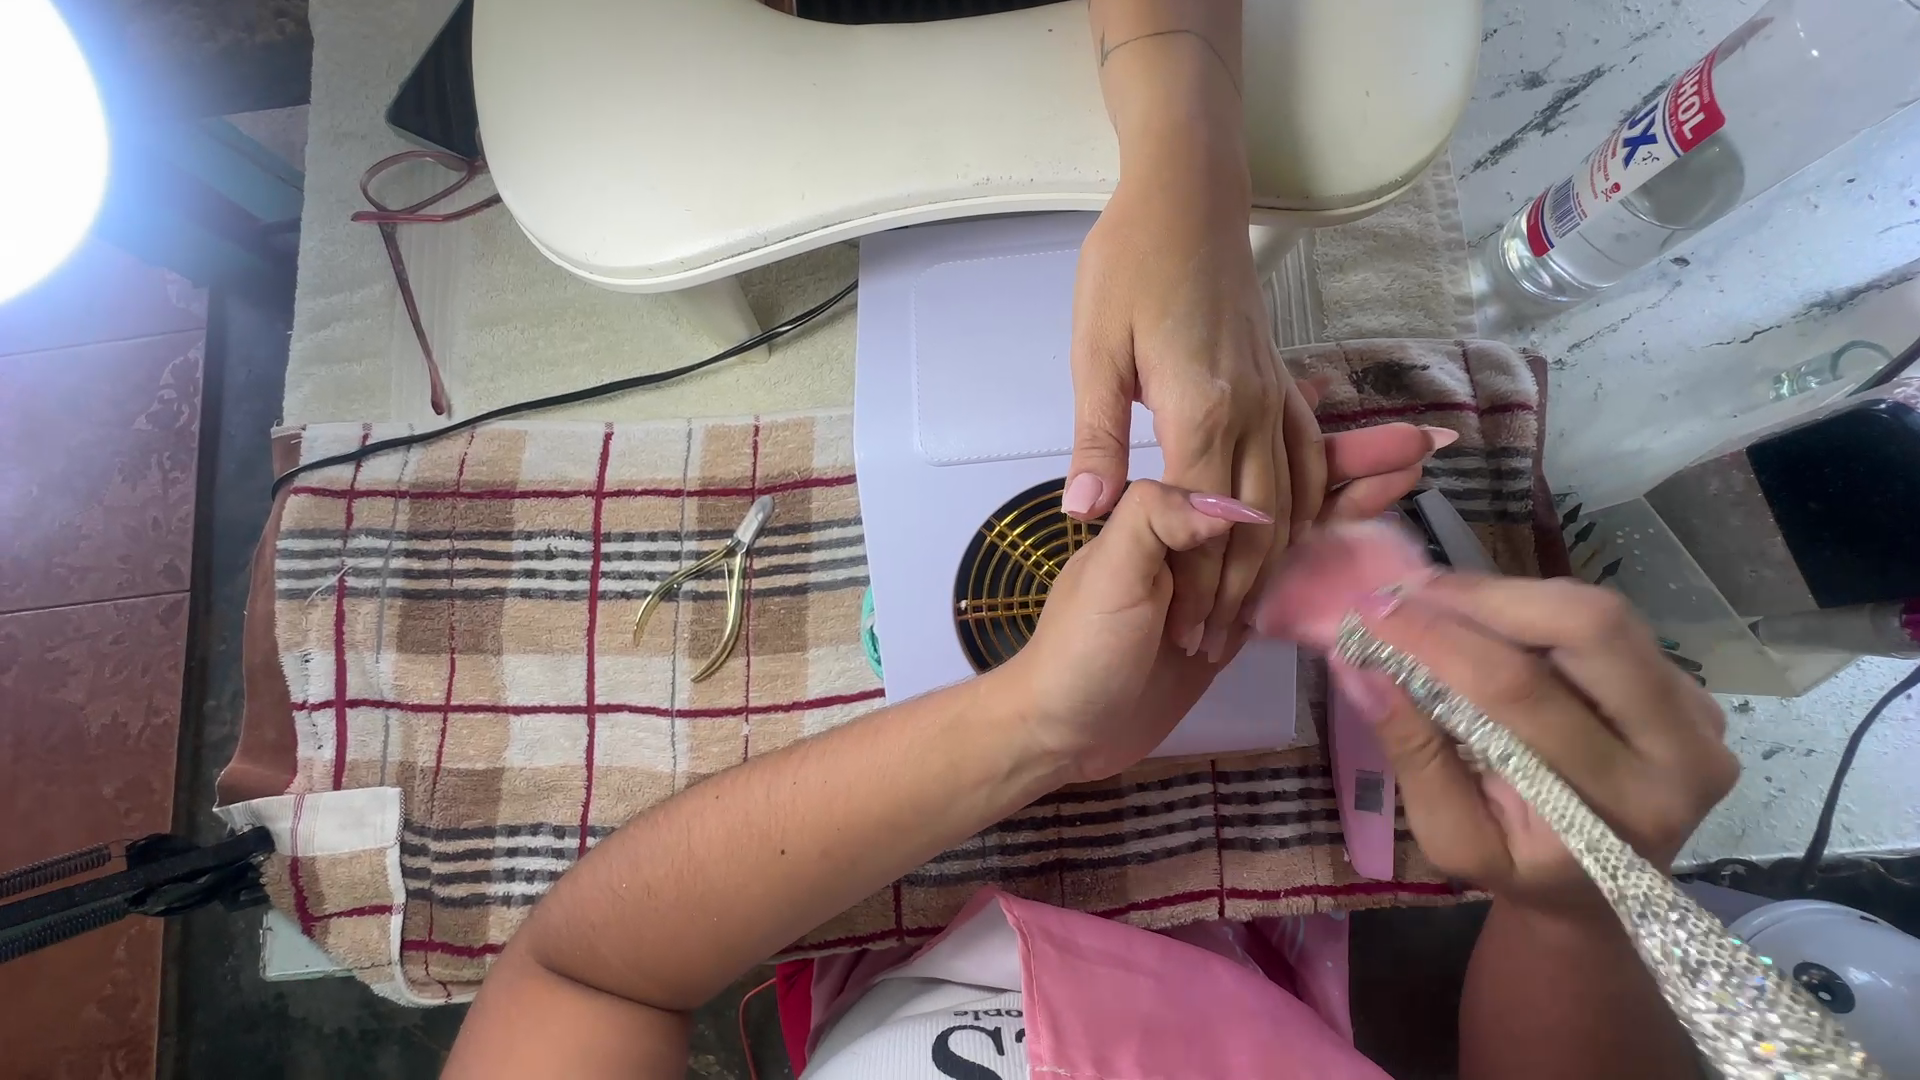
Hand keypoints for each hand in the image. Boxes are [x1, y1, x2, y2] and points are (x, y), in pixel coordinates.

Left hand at [1001, 423, 1438, 782]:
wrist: (1064, 723)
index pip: (1258, 471)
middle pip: (1287, 488)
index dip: (1332, 459)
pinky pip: (1283, 577)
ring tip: (1409, 477)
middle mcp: (1197, 528)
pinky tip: (1358, 534)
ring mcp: (1216, 571)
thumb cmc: (1078, 649)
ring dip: (1346, 500)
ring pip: (1292, 524)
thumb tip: (1234, 504)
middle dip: (1353, 468)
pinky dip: (1320, 554)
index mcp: (1167, 505)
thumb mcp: (1107, 576)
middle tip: (1427, 446)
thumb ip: (1157, 520)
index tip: (1400, 441)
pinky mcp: (1229, 612)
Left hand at [1001, 480, 1260, 782]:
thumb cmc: (1084, 649)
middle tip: (1195, 630)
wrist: (1070, 734)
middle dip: (1236, 582)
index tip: (1192, 595)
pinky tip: (1257, 641)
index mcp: (1147, 522)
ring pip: (1263, 567)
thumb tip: (1235, 501)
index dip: (1222, 542)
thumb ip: (1154, 519)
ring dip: (1250, 605)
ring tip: (1211, 643)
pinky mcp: (1219, 632)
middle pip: (1246, 533)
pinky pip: (1263, 607)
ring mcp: (1202, 591)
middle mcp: (1178, 549)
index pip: (1218, 499)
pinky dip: (1269, 619)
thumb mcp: (1110, 573)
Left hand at [1067, 163, 1324, 668]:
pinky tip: (1306, 536)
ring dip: (1278, 561)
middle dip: (1237, 589)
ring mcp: (1278, 395)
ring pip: (1292, 497)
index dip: (1197, 585)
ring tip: (1261, 615)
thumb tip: (1085, 514)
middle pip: (1256, 521)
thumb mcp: (1096, 355)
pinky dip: (1311, 505)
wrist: (1185, 194)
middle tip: (1218, 646)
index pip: (1205, 520)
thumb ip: (1098, 440)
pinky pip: (1309, 456)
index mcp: (1204, 410)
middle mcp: (1256, 410)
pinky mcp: (1282, 381)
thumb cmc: (1126, 270)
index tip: (1186, 636)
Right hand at [1348, 576, 1739, 911]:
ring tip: (1431, 600)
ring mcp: (1697, 713)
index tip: (1368, 613)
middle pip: (1588, 627)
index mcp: (1621, 804)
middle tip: (1405, 593)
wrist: (1595, 893)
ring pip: (1598, 612)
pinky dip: (1527, 608)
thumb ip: (1412, 752)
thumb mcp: (1449, 837)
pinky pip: (1603, 623)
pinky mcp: (1688, 687)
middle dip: (1481, 597)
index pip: (1519, 692)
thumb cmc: (1515, 867)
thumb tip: (1358, 665)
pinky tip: (1477, 621)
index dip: (1437, 641)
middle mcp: (1682, 751)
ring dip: (1502, 595)